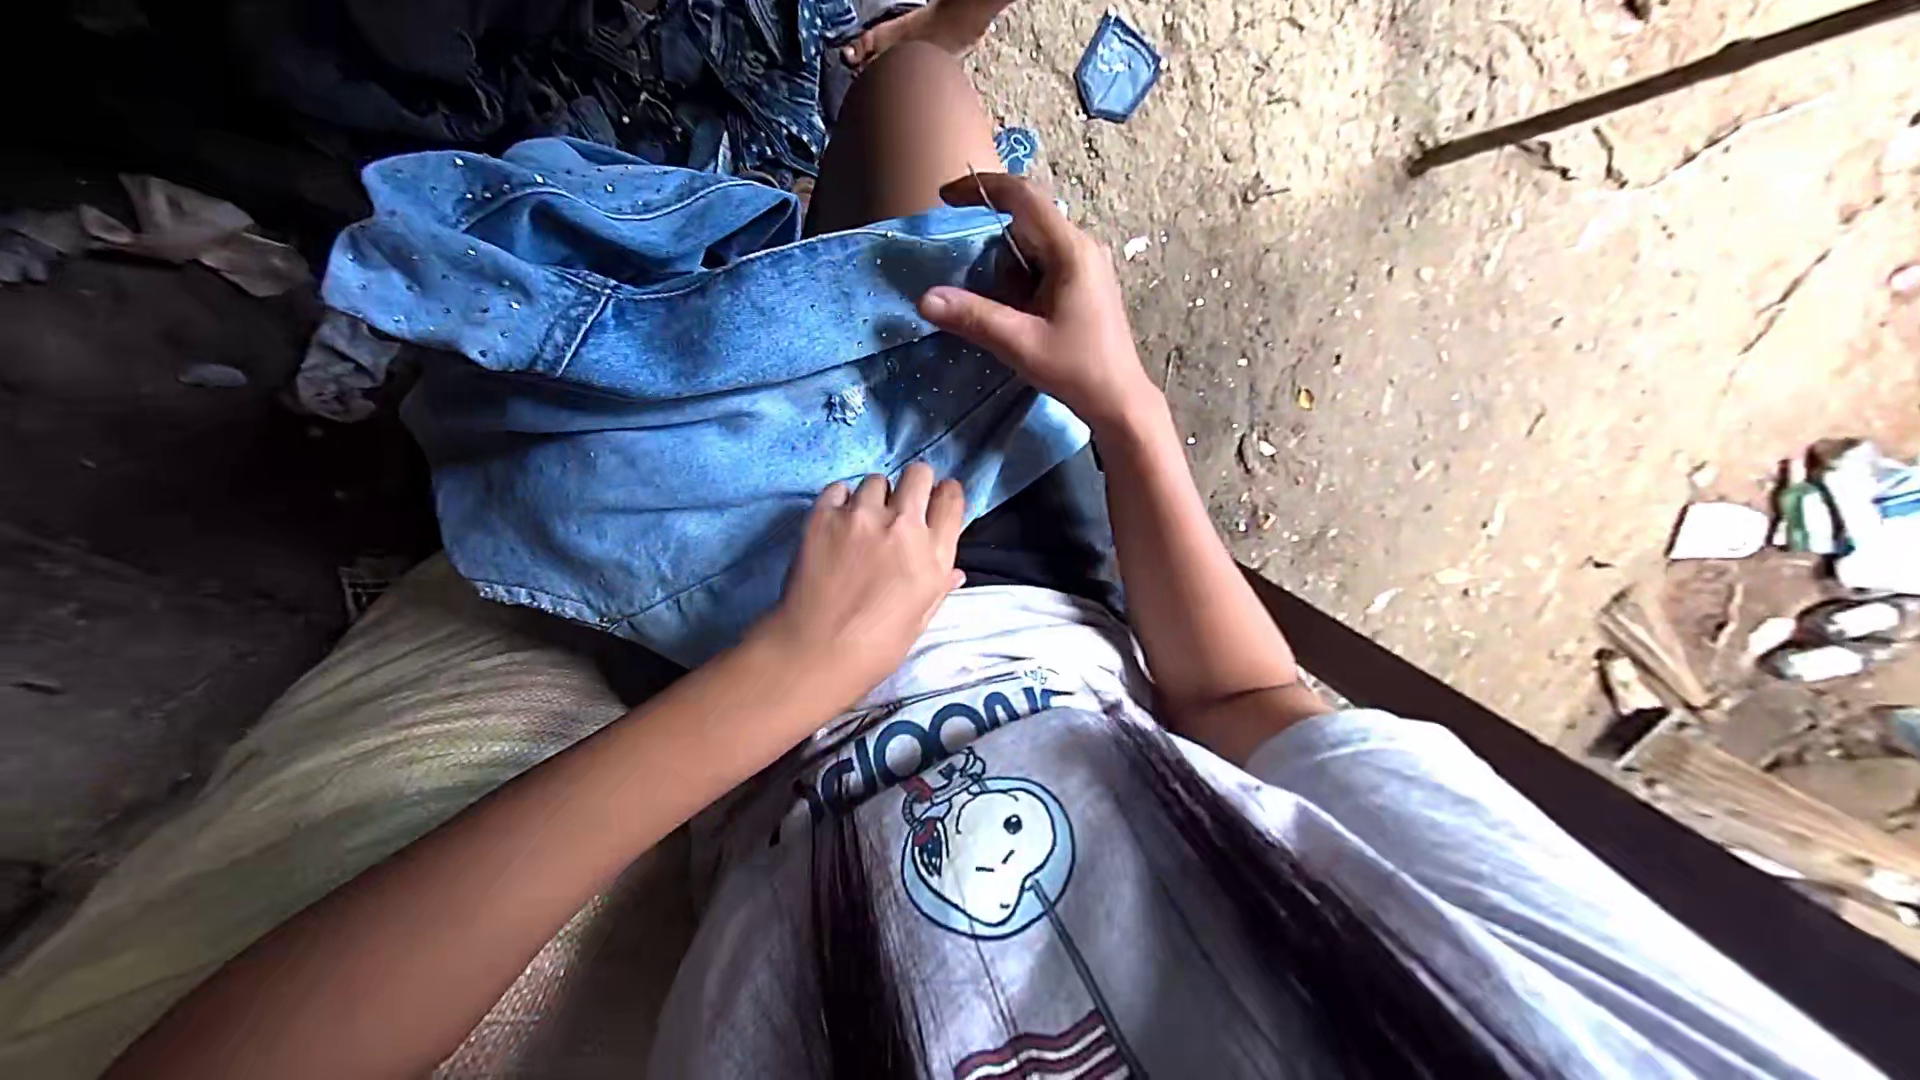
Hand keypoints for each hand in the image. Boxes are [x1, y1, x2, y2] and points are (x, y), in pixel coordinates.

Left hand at [753, 464, 967, 705]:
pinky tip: (838, 522)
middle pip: (918, 474)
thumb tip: (954, 573)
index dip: (946, 494)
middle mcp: (903, 526)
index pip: (951, 499)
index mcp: (934, 554)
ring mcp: (862, 517)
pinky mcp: (824, 516)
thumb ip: (939, 587)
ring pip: (876, 480)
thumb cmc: (876, 645)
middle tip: (902, 504)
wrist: (817, 650)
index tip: (937, 499)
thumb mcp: (920, 619)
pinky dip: (841, 500)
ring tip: (863, 521)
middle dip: (915, 483)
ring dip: (875, 496)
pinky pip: (839, 488)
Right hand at [917, 173, 1159, 432]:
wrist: (1118, 399)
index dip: (982, 188)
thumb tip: (926, 298)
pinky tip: (1011, 308)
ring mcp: (1085, 265)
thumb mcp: (1021, 344)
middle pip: (1026, 220)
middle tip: (960, 265)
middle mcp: (1081, 247)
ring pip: (1032, 244)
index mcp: (1071, 250)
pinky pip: (1042, 264)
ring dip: (1004, 263)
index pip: (1023, 196)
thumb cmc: (1077, 370)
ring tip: (990, 297)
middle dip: (989, 236)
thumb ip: (975, 318)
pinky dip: (1018, 277)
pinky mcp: (1083, 284)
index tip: (946, 197)